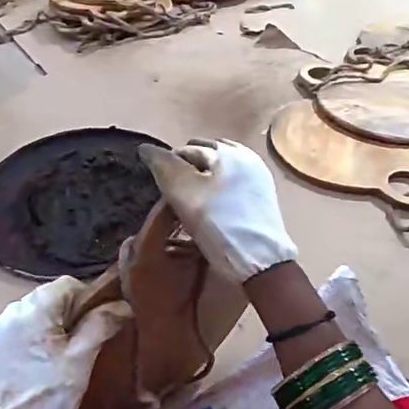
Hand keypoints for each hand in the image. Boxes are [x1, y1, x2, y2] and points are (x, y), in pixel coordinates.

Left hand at [0, 276, 133, 408]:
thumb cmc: (47, 399)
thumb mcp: (80, 362)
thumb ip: (100, 325)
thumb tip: (121, 305)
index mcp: (33, 309)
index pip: (67, 285)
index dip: (86, 300)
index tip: (94, 326)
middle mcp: (8, 312)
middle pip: (46, 300)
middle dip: (65, 316)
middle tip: (78, 346)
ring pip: (27, 317)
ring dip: (43, 329)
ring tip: (54, 360)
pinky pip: (10, 334)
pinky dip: (24, 343)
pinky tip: (31, 369)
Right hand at [138, 139, 296, 281]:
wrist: (259, 259)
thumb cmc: (217, 222)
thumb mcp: (182, 191)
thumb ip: (162, 165)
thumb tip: (145, 148)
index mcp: (227, 150)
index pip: (186, 150)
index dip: (170, 168)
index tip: (163, 190)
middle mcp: (246, 156)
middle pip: (206, 157)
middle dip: (189, 171)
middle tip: (177, 197)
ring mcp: (258, 177)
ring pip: (220, 172)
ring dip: (204, 182)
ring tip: (193, 206)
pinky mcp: (263, 197)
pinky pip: (232, 185)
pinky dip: (218, 192)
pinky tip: (212, 211)